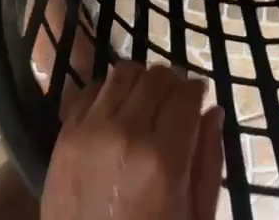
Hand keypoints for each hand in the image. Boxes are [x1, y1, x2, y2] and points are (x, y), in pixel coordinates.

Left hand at [42, 62, 224, 219]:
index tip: (198, 95)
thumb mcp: (194, 216)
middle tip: (174, 99)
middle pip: (155, 77)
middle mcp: (125, 133)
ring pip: (123, 73)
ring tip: (146, 99)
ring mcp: (90, 130)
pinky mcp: (65, 134)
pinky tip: (117, 109)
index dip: (196, 90)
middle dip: (172, 82)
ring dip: (141, 80)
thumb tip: (213, 111)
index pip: (185, 94)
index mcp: (163, 159)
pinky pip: (91, 90)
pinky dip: (109, 90)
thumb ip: (208, 161)